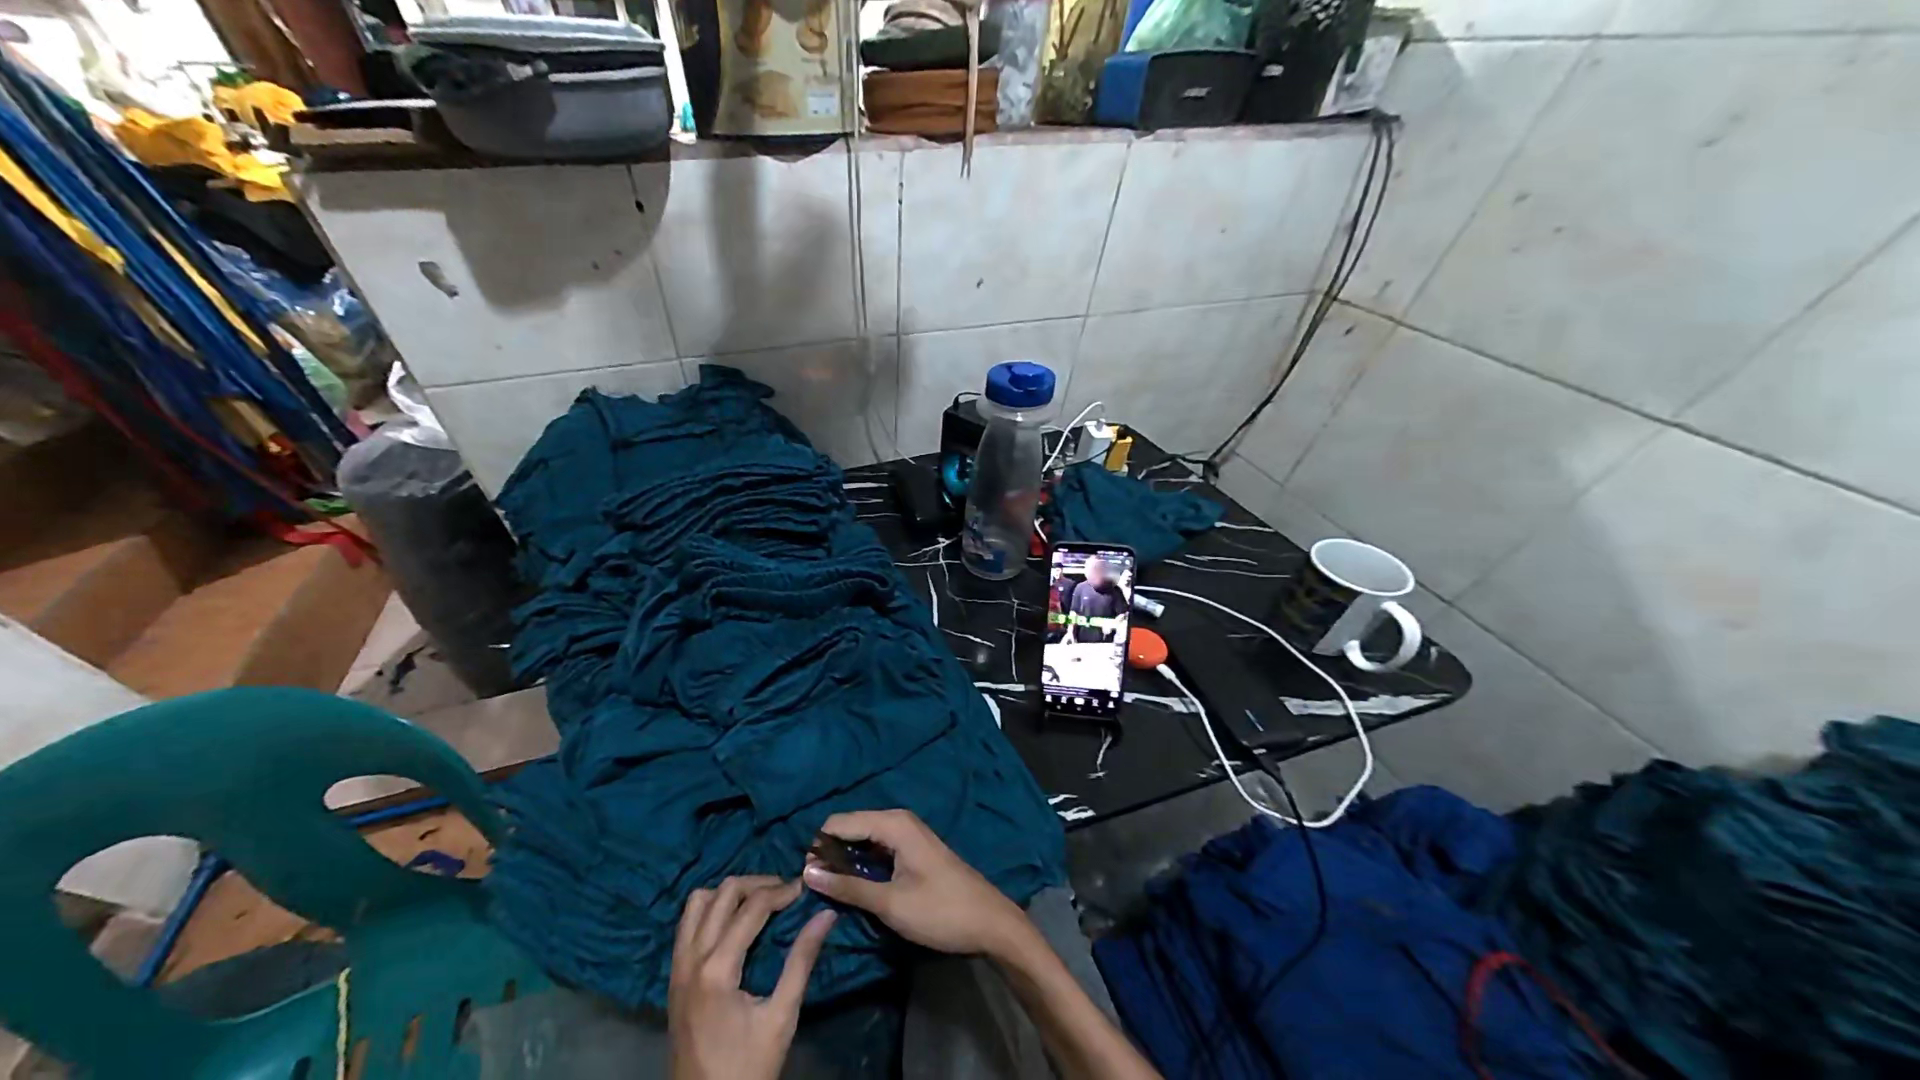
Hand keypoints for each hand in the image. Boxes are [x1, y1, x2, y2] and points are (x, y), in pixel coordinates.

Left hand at [668, 876, 836, 1079]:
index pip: (752, 907)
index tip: (805, 887)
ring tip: (760, 899)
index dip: (782, 891)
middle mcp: (691, 959)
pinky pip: (687, 923)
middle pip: (723, 893)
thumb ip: (802, 960)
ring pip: (698, 902)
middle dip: (758, 883)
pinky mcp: (673, 976)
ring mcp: (677, 967)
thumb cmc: (748, 1068)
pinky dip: (711, 909)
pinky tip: (734, 920)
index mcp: (717, 969)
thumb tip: (826, 914)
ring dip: (730, 892)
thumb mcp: (782, 1016)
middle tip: (786, 891)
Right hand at [802, 810, 1031, 958]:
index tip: (803, 879)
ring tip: (828, 890)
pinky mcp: (912, 850)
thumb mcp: (890, 903)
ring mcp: (907, 834)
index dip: (817, 848)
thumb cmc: (940, 911)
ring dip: (844, 860)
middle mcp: (898, 820)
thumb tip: (806, 873)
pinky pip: (876, 848)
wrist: (990, 922)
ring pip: (862, 839)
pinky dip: (861, 864)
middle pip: (849, 827)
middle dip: (828, 853)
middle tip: (813, 887)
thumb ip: (848, 886)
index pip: (838, 823)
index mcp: (893, 823)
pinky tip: (853, 887)